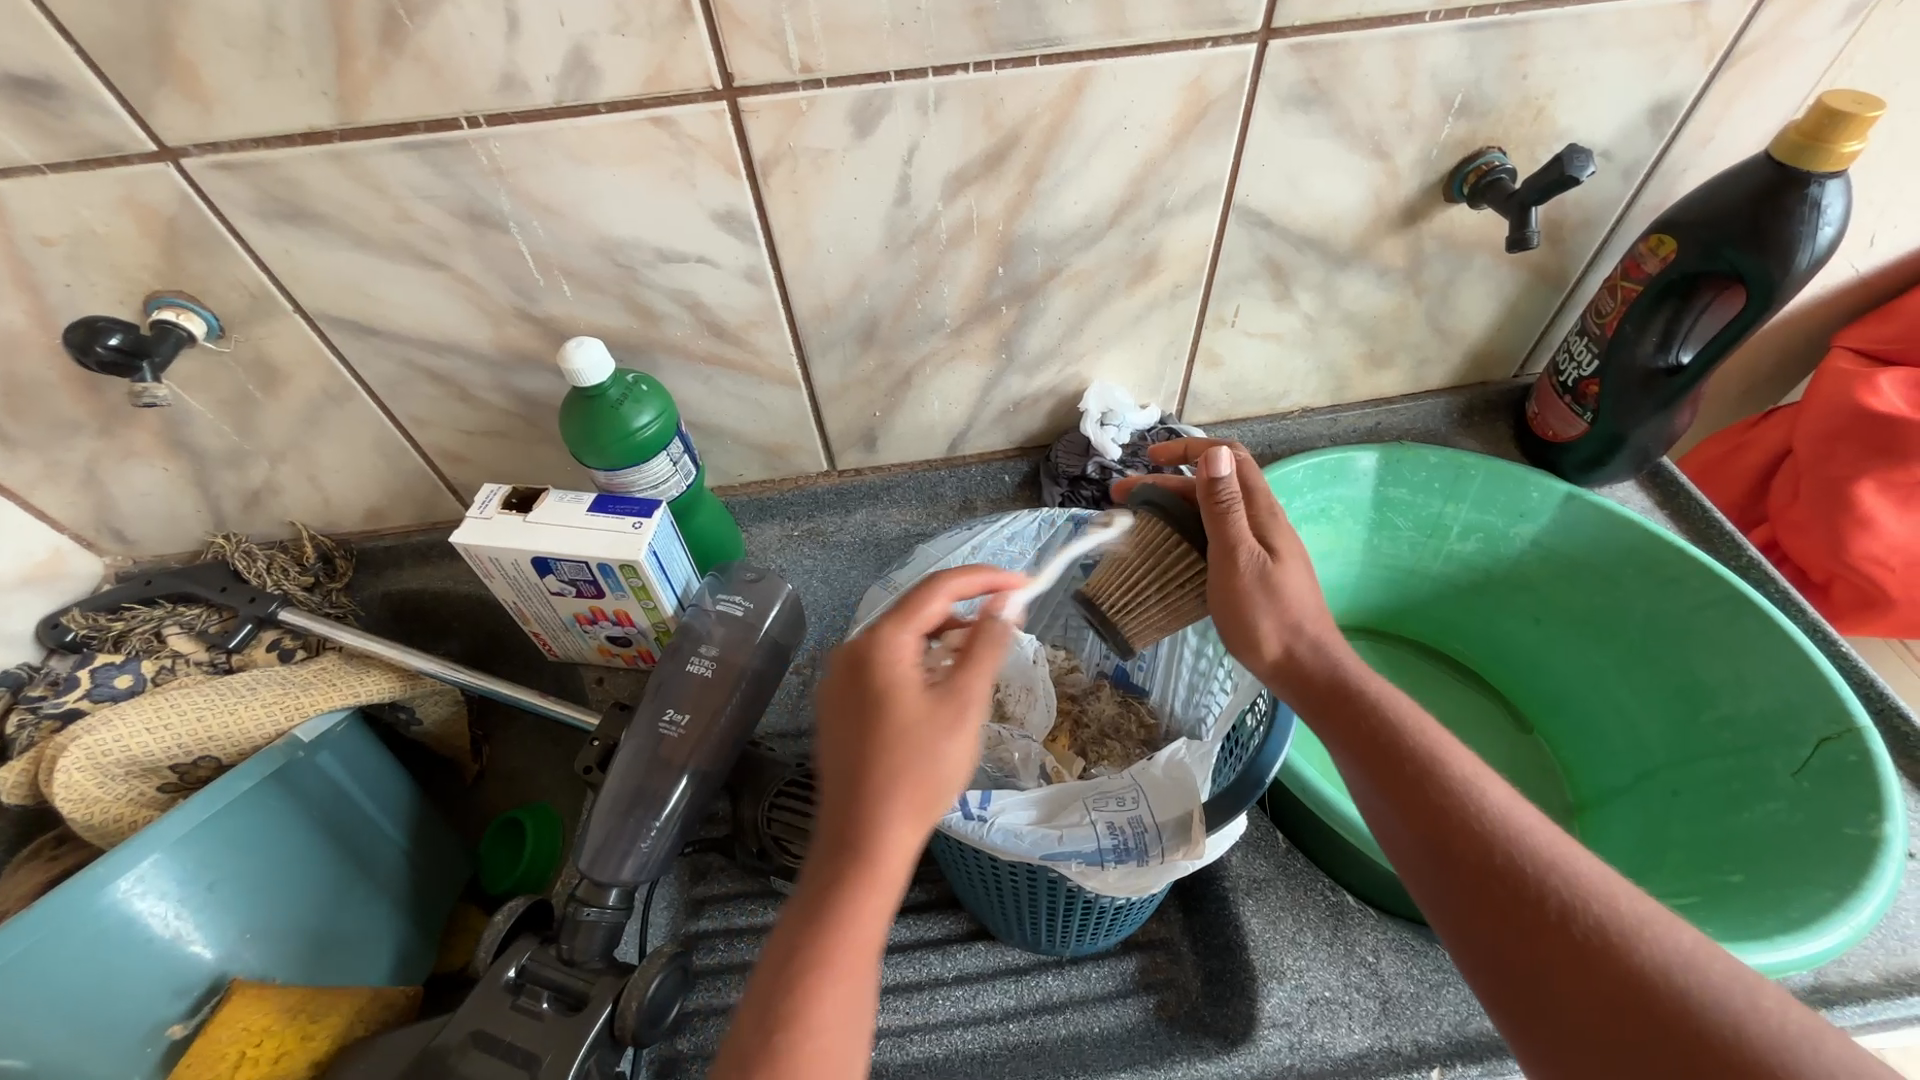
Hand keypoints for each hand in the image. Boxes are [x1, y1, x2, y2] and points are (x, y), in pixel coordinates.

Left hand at [810, 564, 1028, 874]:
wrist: (862, 840)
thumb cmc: (919, 771)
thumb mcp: (963, 704)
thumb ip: (985, 644)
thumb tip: (1004, 602)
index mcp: (880, 641)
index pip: (937, 588)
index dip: (985, 579)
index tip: (1026, 584)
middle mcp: (852, 649)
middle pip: (916, 611)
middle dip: (964, 610)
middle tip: (1009, 621)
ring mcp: (840, 678)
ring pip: (901, 640)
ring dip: (942, 638)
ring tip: (980, 655)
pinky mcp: (839, 704)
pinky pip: (885, 665)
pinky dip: (919, 663)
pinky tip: (942, 686)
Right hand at [1111, 439, 1345, 696]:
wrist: (1304, 669)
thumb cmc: (1266, 616)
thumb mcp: (1236, 557)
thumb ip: (1224, 506)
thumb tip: (1212, 454)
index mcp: (1260, 512)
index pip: (1228, 458)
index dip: (1189, 450)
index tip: (1148, 459)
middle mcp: (1261, 522)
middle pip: (1215, 485)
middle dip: (1167, 482)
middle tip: (1122, 495)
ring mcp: (1260, 548)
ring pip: (1214, 512)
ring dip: (1175, 506)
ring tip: (1138, 519)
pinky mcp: (1254, 571)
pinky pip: (1216, 537)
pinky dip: (1187, 531)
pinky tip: (1170, 549)